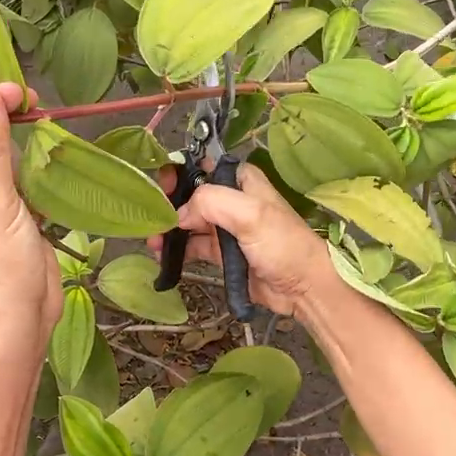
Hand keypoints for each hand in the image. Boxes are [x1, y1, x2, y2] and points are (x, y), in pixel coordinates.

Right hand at [149, 162, 338, 318]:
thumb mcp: (250, 214)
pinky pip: (193, 245)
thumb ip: (211, 202)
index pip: (201, 167)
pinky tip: (164, 258)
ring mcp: (225, 227)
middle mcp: (231, 199)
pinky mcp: (222, 252)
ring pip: (188, 222)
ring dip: (169, 231)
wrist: (304, 287)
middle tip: (151, 222)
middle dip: (167, 207)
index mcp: (239, 180)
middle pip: (189, 195)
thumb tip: (179, 215)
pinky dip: (177, 250)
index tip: (158, 190)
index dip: (177, 175)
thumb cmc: (282, 244)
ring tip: (154, 245)